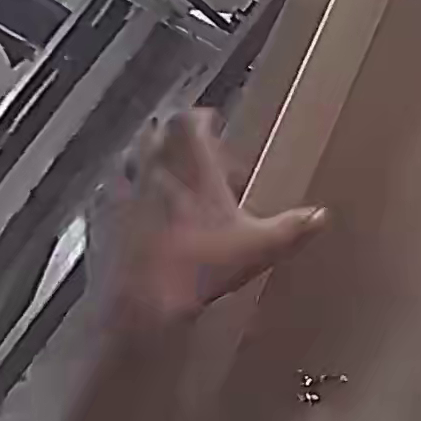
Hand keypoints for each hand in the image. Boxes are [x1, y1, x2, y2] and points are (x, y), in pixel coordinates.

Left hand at [107, 110, 327, 337]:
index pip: (189, 122)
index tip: (212, 121)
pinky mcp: (97, 219)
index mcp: (191, 169)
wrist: (140, 304)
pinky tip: (135, 212)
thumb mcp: (260, 248)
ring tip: (166, 177)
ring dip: (146, 159)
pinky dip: (122, 192)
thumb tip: (323, 214)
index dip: (201, 117)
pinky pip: (106, 192)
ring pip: (128, 158)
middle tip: (193, 150)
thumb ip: (293, 228)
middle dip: (173, 134)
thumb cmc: (202, 266)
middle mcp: (151, 171)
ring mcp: (119, 193)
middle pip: (155, 132)